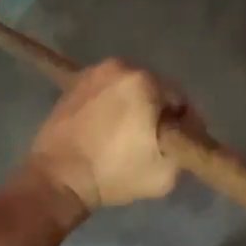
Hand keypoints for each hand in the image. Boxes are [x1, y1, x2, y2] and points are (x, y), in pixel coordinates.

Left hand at [29, 60, 182, 210]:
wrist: (58, 178)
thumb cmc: (115, 173)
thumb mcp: (166, 173)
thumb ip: (188, 148)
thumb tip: (186, 133)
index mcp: (147, 82)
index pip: (180, 100)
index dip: (184, 124)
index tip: (178, 144)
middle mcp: (123, 66)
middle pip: (154, 88)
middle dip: (157, 110)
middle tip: (153, 138)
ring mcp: (96, 71)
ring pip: (130, 86)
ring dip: (134, 104)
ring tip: (127, 133)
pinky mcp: (76, 82)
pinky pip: (107, 89)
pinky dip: (112, 102)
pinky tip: (107, 126)